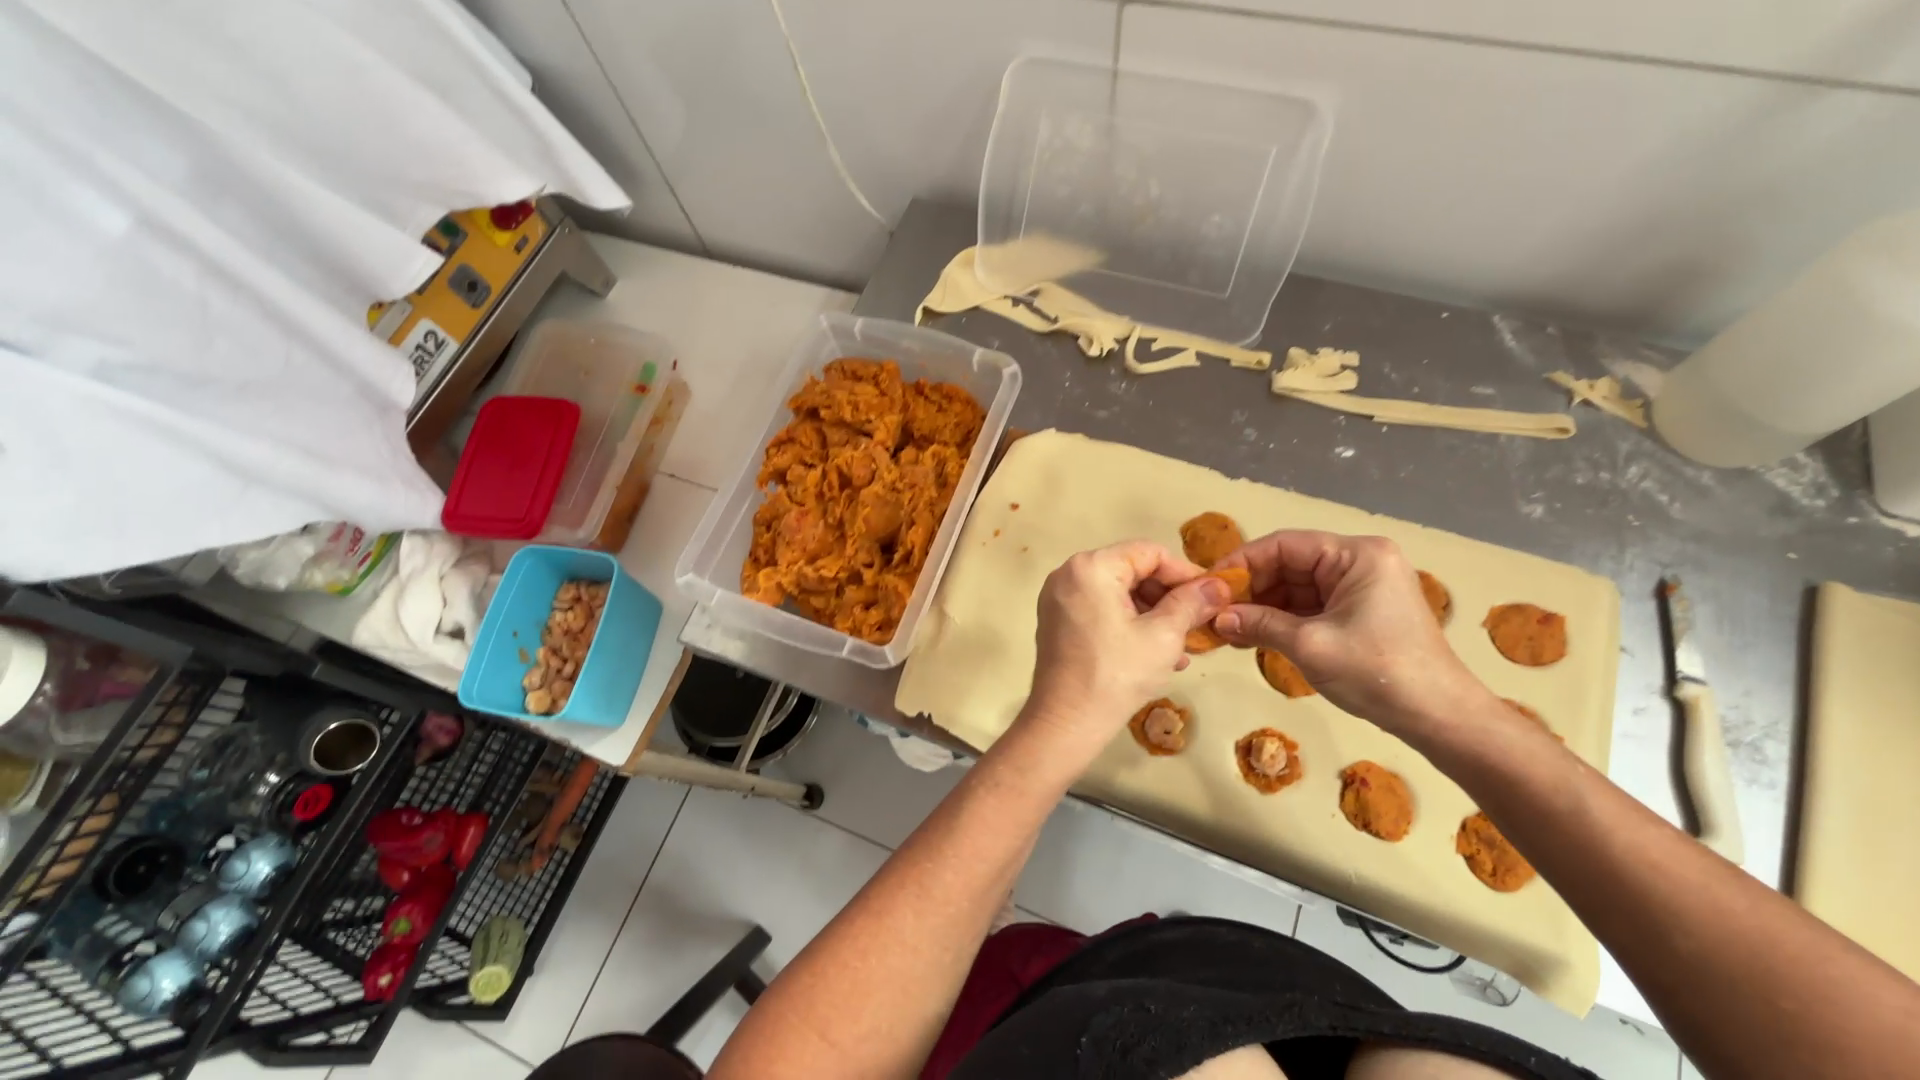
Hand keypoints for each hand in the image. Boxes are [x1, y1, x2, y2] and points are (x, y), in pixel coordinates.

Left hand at [1022, 541, 1230, 752]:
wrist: (1067, 723)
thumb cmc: (1116, 675)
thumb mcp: (1164, 636)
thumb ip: (1192, 603)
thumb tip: (1219, 585)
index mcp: (1091, 567)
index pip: (1150, 553)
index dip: (1185, 573)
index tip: (1212, 597)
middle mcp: (1068, 574)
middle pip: (1133, 571)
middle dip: (1169, 598)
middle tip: (1198, 625)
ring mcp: (1059, 599)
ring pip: (1119, 594)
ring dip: (1153, 616)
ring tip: (1182, 648)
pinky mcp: (1057, 622)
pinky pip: (1102, 611)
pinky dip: (1129, 625)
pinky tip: (1156, 655)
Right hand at [1210, 531, 1487, 735]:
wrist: (1439, 716)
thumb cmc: (1377, 672)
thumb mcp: (1309, 645)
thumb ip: (1259, 624)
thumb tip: (1216, 619)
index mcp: (1356, 555)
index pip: (1283, 544)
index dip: (1241, 563)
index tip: (1208, 586)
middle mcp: (1360, 562)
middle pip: (1289, 564)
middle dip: (1251, 589)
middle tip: (1214, 613)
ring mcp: (1362, 588)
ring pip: (1297, 587)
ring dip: (1263, 607)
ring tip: (1226, 630)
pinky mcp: (1361, 612)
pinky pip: (1311, 606)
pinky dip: (1282, 620)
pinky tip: (1253, 636)